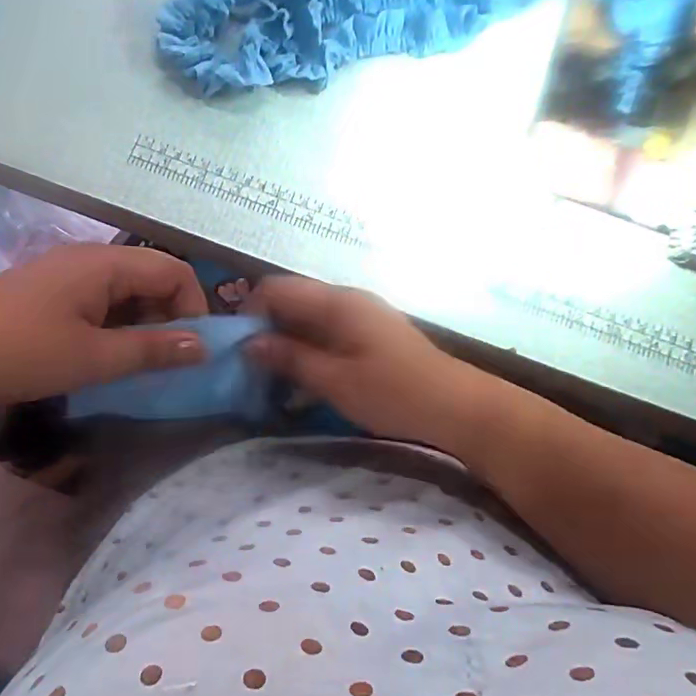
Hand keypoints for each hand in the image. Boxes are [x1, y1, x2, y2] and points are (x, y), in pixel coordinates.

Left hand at [0, 245, 208, 404]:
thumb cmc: (21, 354)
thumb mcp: (94, 358)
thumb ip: (153, 350)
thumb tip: (203, 346)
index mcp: (103, 264)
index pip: (174, 270)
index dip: (194, 305)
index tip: (191, 347)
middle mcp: (89, 258)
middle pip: (153, 275)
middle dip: (170, 314)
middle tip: (165, 358)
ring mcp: (67, 272)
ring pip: (127, 289)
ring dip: (143, 321)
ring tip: (137, 360)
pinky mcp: (51, 289)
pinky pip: (101, 298)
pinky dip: (117, 322)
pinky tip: (106, 351)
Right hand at [245, 277, 509, 448]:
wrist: (457, 407)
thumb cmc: (393, 393)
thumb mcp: (335, 380)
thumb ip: (290, 358)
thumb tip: (249, 344)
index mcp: (337, 302)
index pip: (276, 288)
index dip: (250, 314)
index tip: (238, 351)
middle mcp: (348, 299)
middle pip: (291, 301)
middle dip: (266, 330)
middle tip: (251, 370)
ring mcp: (362, 316)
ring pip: (309, 319)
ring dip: (288, 343)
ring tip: (273, 379)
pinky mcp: (371, 335)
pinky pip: (328, 333)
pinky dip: (310, 350)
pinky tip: (305, 380)